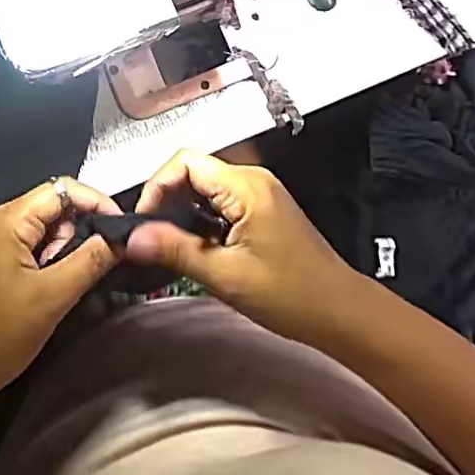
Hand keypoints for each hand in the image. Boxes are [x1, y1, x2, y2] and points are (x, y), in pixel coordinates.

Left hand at [0, 177, 120, 422]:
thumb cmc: (1, 333)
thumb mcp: (53, 295)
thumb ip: (92, 260)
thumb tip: (127, 236)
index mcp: (11, 218)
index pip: (64, 188)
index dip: (96, 202)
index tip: (123, 228)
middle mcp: (5, 220)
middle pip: (58, 204)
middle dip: (85, 226)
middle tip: (101, 258)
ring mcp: (3, 240)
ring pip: (53, 225)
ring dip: (72, 245)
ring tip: (76, 277)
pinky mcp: (5, 259)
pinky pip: (41, 243)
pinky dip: (59, 257)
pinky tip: (62, 282)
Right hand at [126, 149, 367, 342]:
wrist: (340, 312)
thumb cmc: (295, 295)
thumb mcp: (225, 276)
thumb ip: (176, 251)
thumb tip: (134, 238)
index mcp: (246, 187)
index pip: (185, 163)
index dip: (157, 186)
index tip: (144, 219)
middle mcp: (253, 180)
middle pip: (193, 171)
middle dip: (167, 199)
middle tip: (152, 235)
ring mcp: (259, 192)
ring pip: (205, 186)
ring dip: (183, 211)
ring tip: (173, 245)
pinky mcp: (262, 206)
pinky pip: (221, 199)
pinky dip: (202, 218)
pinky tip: (199, 247)